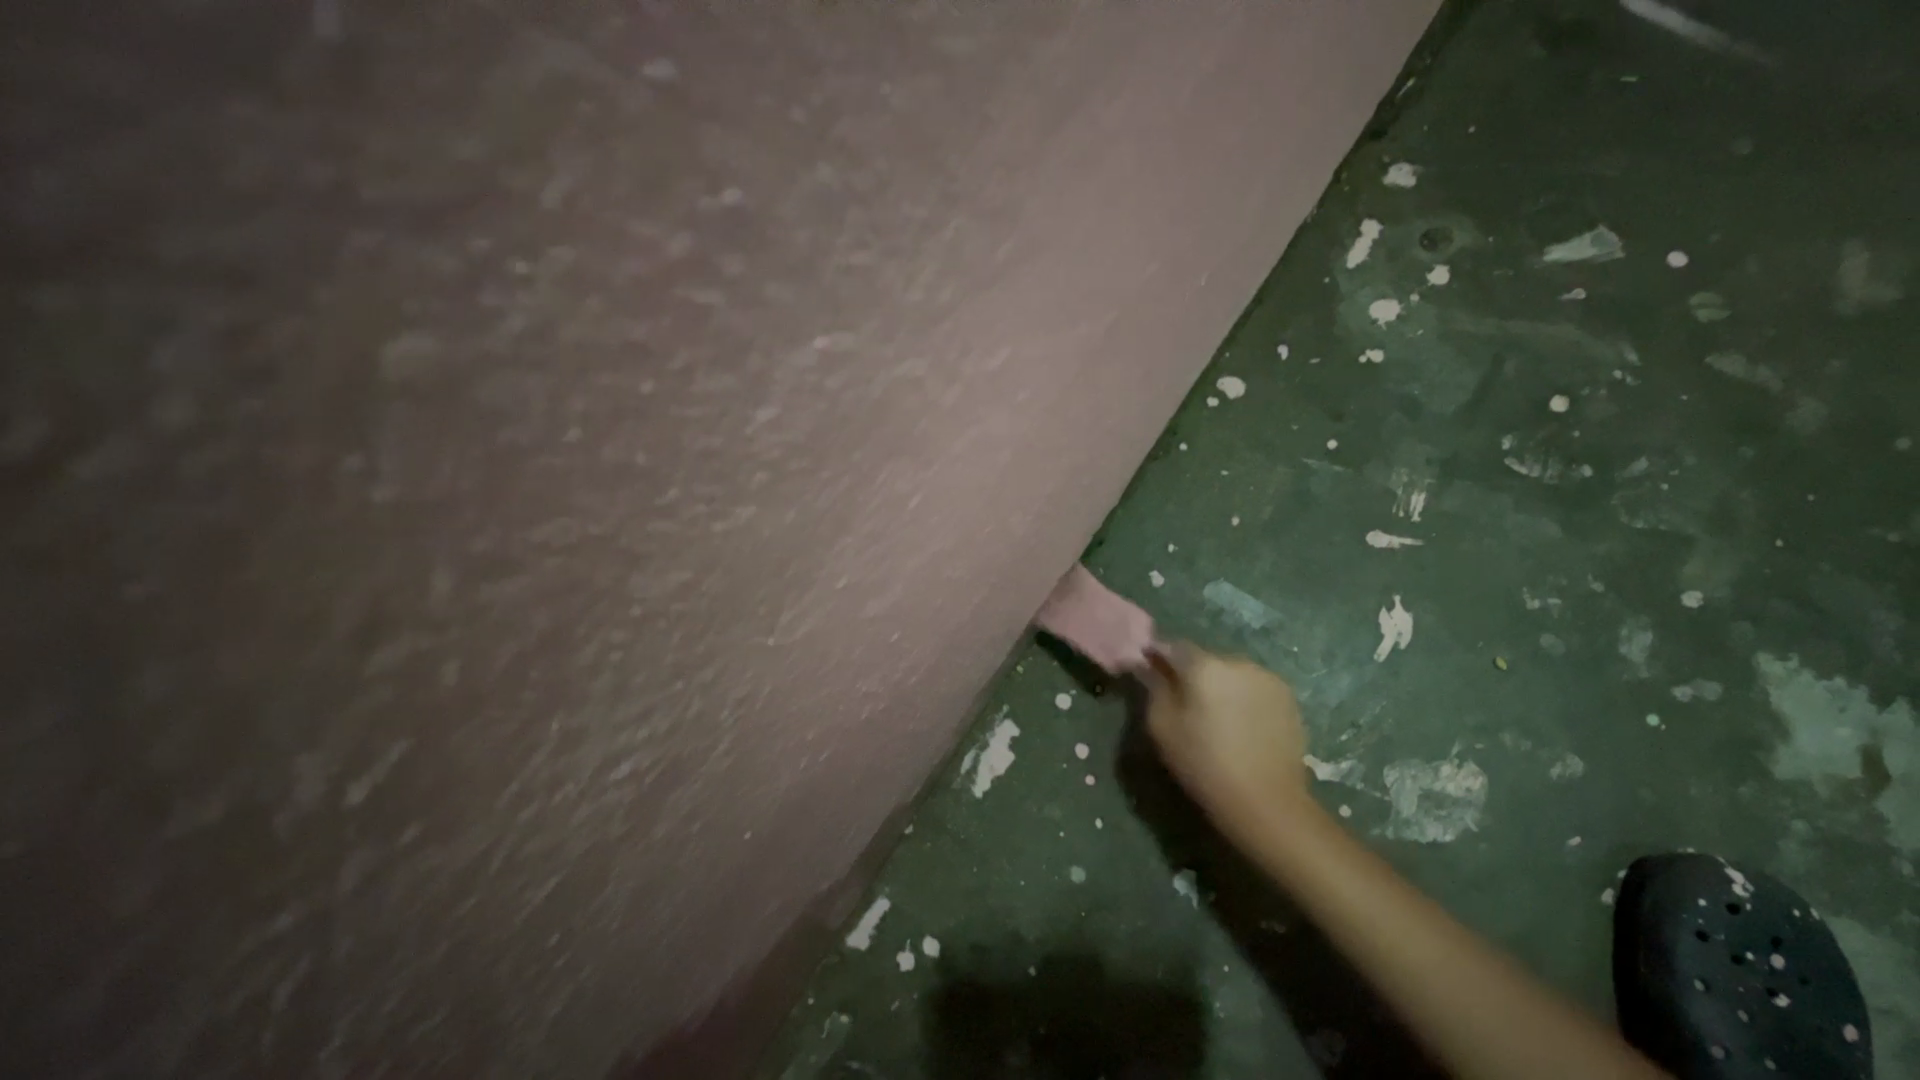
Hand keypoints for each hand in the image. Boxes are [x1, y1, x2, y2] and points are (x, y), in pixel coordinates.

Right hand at [1144, 646, 1309, 828]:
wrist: (1265, 801)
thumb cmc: (1203, 764)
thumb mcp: (1162, 728)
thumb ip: (1153, 687)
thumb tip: (1148, 664)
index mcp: (1204, 666)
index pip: (1173, 646)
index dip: (1158, 656)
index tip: (1149, 671)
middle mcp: (1238, 662)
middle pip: (1205, 659)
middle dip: (1192, 674)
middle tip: (1184, 702)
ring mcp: (1267, 678)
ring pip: (1232, 673)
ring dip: (1220, 686)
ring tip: (1216, 717)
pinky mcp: (1288, 697)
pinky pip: (1254, 687)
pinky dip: (1243, 698)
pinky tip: (1241, 725)